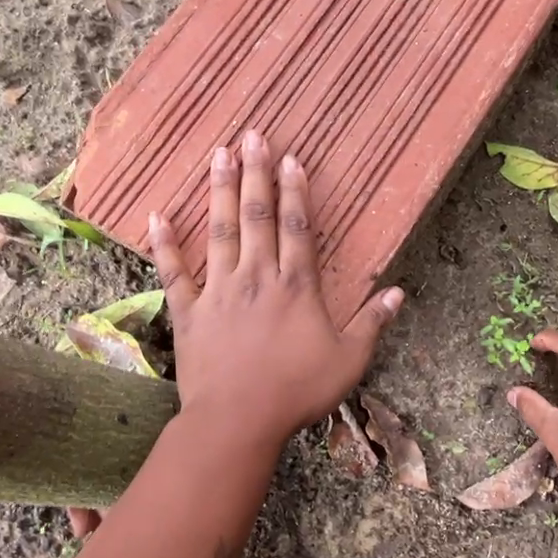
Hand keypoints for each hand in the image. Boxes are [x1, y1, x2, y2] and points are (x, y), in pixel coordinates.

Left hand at [147, 130, 402, 450]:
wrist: (238, 421)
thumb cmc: (298, 391)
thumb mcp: (349, 360)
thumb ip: (373, 323)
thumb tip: (398, 293)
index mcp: (296, 287)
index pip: (297, 227)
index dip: (295, 191)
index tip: (290, 157)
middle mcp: (256, 278)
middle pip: (257, 217)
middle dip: (255, 174)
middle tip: (250, 136)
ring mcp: (219, 293)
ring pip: (219, 232)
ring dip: (219, 193)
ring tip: (217, 156)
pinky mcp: (189, 314)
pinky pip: (175, 273)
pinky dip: (166, 245)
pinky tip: (158, 216)